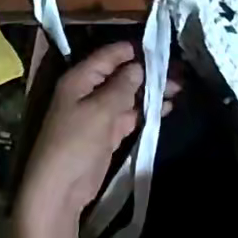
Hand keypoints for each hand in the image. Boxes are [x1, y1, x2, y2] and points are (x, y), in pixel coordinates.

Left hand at [14, 44, 177, 237]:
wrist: (59, 190)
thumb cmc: (76, 142)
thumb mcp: (100, 110)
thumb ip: (122, 86)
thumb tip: (139, 66)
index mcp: (80, 78)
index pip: (110, 55)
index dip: (135, 49)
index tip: (163, 47)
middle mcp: (89, 91)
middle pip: (122, 74)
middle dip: (149, 72)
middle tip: (179, 72)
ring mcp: (98, 113)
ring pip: (129, 95)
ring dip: (151, 91)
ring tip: (179, 89)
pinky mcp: (107, 134)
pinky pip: (130, 115)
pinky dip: (146, 111)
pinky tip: (167, 108)